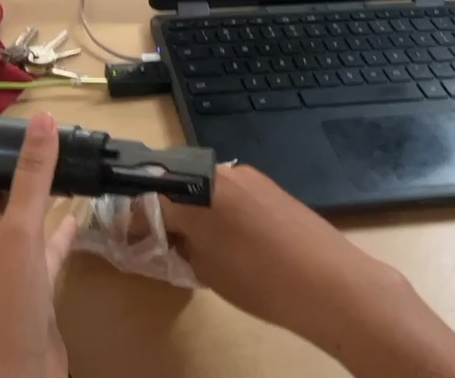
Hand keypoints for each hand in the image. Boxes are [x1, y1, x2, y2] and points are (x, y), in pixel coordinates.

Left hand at [0, 112, 79, 377]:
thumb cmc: (7, 299)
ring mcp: (12, 267)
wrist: (18, 377)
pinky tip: (79, 216)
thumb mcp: (20, 228)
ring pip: (26, 220)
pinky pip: (49, 250)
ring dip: (43, 197)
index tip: (10, 127)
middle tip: (49, 141)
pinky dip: (62, 232)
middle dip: (20, 170)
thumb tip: (44, 118)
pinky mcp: (36, 288)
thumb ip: (33, 175)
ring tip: (68, 167)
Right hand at [159, 164, 454, 377]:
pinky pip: (226, 187)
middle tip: (156, 237)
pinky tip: (224, 233)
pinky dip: (214, 205)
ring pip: (200, 184)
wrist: (329, 281)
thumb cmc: (262, 282)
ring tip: (190, 238)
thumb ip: (180, 246)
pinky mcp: (264, 181)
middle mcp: (216, 172)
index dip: (133, 220)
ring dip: (188, 205)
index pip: (149, 199)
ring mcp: (243, 174)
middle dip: (159, 208)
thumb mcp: (207, 271)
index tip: (125, 236)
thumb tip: (167, 237)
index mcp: (195, 192)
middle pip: (173, 183)